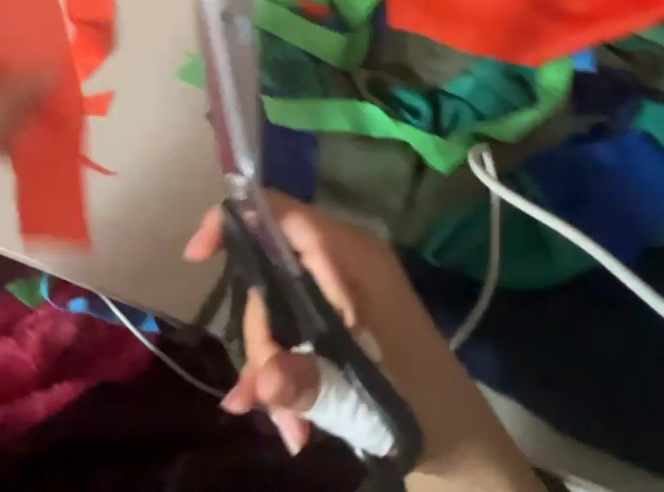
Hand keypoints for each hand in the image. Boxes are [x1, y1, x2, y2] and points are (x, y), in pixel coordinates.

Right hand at [185, 194, 542, 489]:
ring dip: (272, 366)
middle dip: (262, 338)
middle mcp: (342, 260)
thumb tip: (260, 381)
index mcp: (353, 256)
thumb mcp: (368, 400)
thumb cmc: (427, 411)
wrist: (466, 450)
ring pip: (275, 306)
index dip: (234, 220)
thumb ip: (311, 383)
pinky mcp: (336, 315)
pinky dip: (281, 369)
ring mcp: (338, 287)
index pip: (281, 213)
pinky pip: (290, 326)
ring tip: (287, 428)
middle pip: (268, 272)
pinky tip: (281, 417)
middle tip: (265, 398)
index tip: (197, 255)